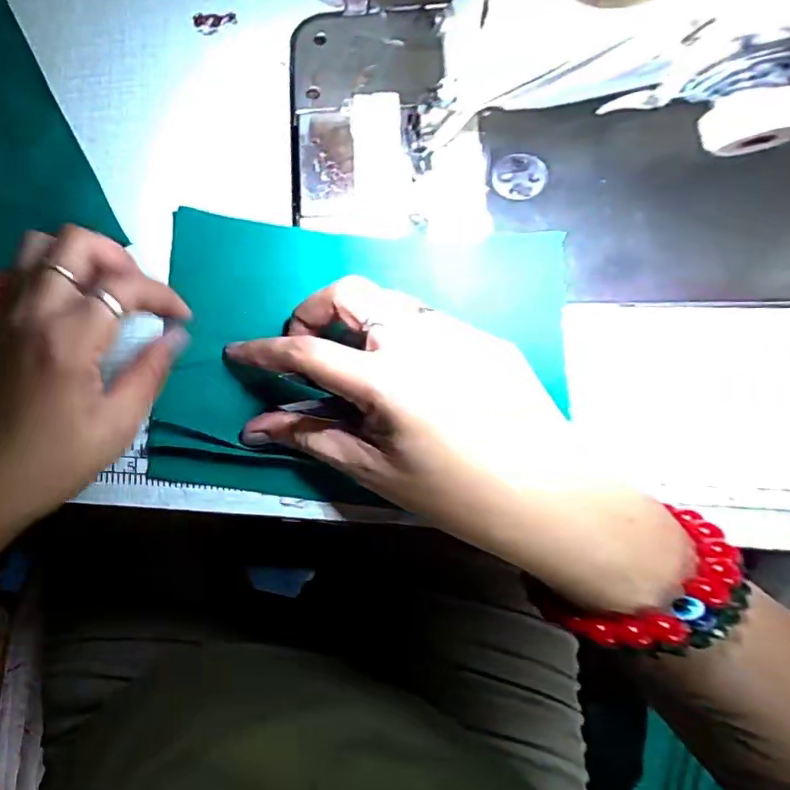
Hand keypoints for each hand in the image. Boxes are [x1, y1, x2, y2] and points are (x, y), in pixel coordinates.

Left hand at [0, 226, 190, 571]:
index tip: (180, 317)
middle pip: (75, 242)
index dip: (162, 295)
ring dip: (74, 256)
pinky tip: (46, 301)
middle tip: (137, 293)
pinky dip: (24, 276)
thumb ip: (150, 372)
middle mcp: (34, 311)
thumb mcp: (116, 426)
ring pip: (35, 246)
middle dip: (118, 256)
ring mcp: (4, 314)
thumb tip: (175, 335)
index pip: (124, 286)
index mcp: (70, 337)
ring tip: (98, 289)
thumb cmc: (55, 463)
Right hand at [226, 276, 689, 612]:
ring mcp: (455, 330)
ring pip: (387, 298)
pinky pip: (425, 318)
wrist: (552, 496)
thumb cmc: (454, 494)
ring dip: (356, 319)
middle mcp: (417, 338)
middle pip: (345, 292)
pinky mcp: (483, 336)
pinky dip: (397, 333)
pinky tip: (410, 375)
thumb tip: (255, 428)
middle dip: (311, 311)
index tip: (238, 353)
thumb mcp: (374, 469)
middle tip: (309, 349)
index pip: (305, 352)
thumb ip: (311, 437)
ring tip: (358, 363)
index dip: (263, 352)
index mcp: (385, 378)